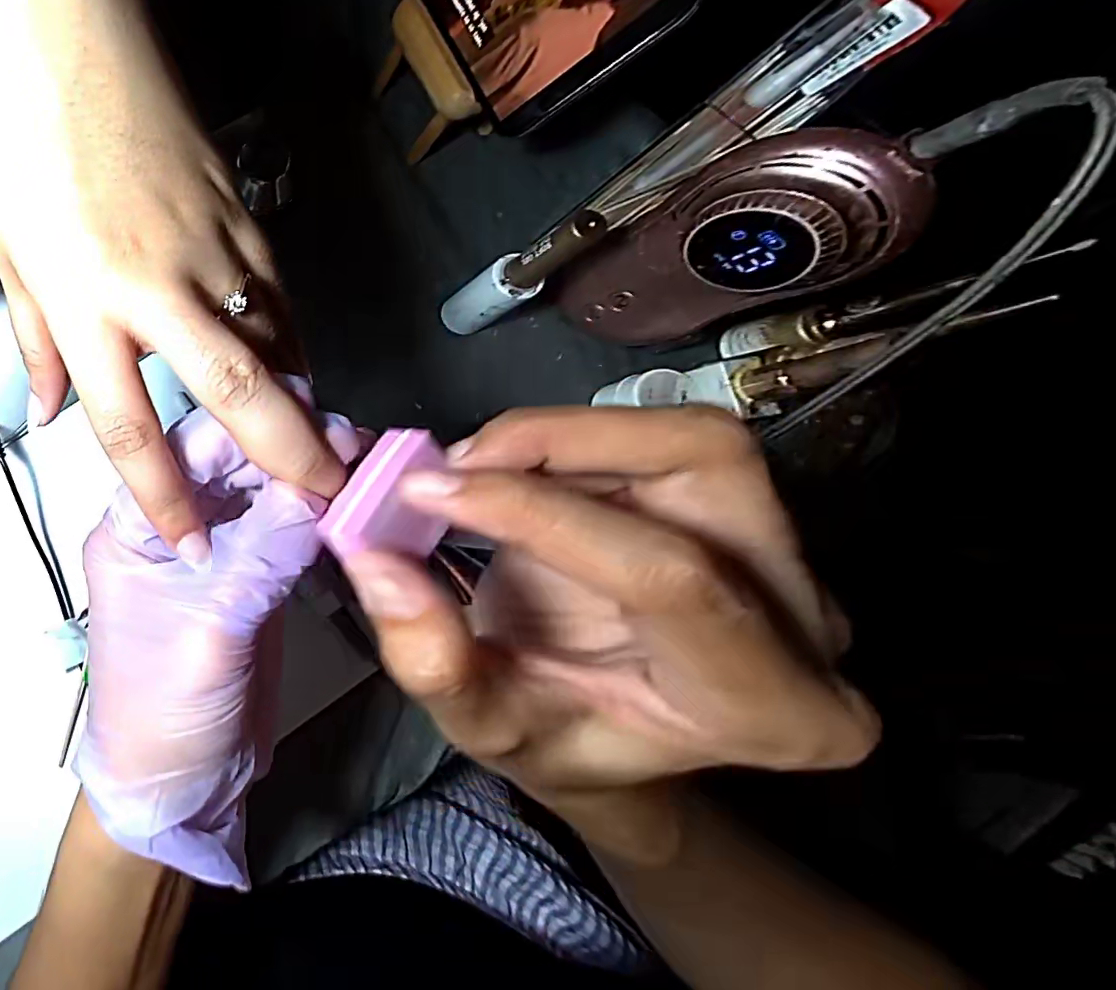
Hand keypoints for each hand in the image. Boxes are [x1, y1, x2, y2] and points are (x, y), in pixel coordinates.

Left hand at [0, 0, 345, 564]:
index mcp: (84, 301)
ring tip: (316, 444)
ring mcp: (210, 241)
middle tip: (323, 502)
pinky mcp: (238, 206)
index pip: (130, 429)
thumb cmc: (10, 127)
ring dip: (299, 396)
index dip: (164, 497)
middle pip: (240, 389)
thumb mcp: (3, 247)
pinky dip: (289, 334)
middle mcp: (156, 284)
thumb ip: (36, 339)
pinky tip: (292, 359)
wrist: (51, 10)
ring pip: (275, 335)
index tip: (193, 541)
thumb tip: (49, 409)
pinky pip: (275, 288)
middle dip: (289, 455)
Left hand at [74, 390, 361, 887]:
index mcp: (134, 527)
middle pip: (225, 462)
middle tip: (345, 437)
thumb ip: (260, 557)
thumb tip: (316, 491)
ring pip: (258, 490)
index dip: (242, 428)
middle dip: (282, 444)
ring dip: (304, 474)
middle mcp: (169, 527)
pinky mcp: (248, 574)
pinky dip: (313, 512)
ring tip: (355, 461)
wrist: (179, 788)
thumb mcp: (208, 630)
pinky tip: (345, 501)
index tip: (304, 413)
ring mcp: (213, 548)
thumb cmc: (162, 716)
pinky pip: (281, 527)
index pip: (184, 453)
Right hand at [337, 407, 877, 858]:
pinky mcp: (740, 511)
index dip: (534, 514)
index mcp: (762, 705)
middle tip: (457, 462)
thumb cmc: (557, 741)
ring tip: (475, 466)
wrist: (610, 732)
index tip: (424, 490)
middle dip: (560, 443)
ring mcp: (782, 554)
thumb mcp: (481, 724)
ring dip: (559, 435)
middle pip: (703, 464)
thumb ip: (430, 657)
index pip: (666, 575)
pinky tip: (507, 470)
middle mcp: (804, 617)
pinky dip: (563, 439)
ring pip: (684, 437)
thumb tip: (371, 556)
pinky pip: (655, 440)